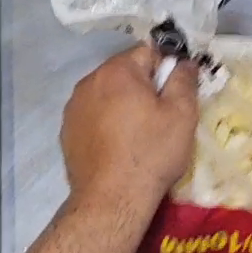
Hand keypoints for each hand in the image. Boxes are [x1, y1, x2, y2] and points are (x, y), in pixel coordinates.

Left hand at [61, 45, 197, 212]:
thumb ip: (184, 79)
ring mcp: (74, 106)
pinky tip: (117, 146)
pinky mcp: (67, 130)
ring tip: (137, 134)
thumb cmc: (151, 153)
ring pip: (107, 93)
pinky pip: (93, 113)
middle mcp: (89, 81)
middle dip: (143, 86)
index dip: (165, 71)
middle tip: (159, 117)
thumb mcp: (181, 114)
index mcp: (117, 71)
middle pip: (125, 71)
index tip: (173, 96)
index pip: (148, 52)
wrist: (111, 200)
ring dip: (123, 103)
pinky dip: (106, 121)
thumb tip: (184, 61)